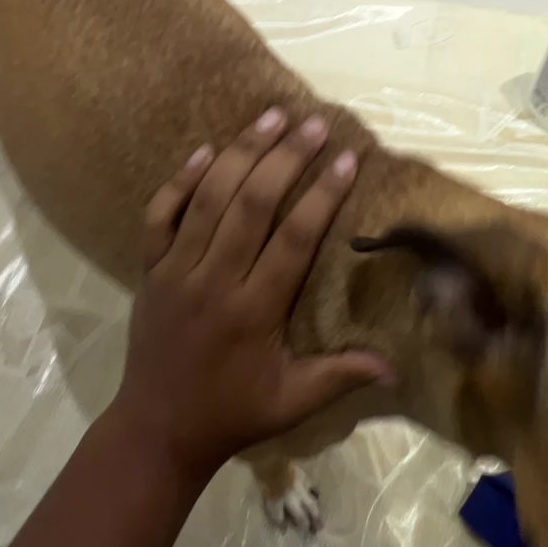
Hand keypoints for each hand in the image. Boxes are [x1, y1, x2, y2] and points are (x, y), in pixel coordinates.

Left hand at [106, 108, 394, 476]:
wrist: (156, 430)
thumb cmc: (232, 413)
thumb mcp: (292, 402)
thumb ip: (341, 376)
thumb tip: (397, 368)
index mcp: (254, 310)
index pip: (293, 239)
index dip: (321, 195)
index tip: (347, 158)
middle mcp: (214, 279)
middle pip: (252, 204)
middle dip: (286, 157)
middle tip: (312, 123)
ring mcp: (176, 269)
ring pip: (209, 198)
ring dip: (242, 152)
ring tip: (271, 116)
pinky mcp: (150, 268)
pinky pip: (160, 214)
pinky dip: (181, 180)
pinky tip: (206, 149)